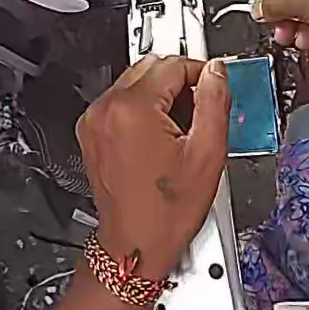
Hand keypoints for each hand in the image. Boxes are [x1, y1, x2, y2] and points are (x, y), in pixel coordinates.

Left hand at [76, 55, 229, 277]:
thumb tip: (217, 72)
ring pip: (136, 83)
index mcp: (132, 110)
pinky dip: (143, 110)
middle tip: (201, 109)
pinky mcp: (91, 132)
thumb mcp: (207, 153)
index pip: (172, 65)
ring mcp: (94, 121)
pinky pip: (122, 103)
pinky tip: (161, 137)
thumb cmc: (166, 211)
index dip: (201, 72)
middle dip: (180, 82)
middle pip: (151, 68)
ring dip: (162, 95)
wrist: (136, 244)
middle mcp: (106, 110)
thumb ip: (215, 102)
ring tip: (181, 129)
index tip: (214, 85)